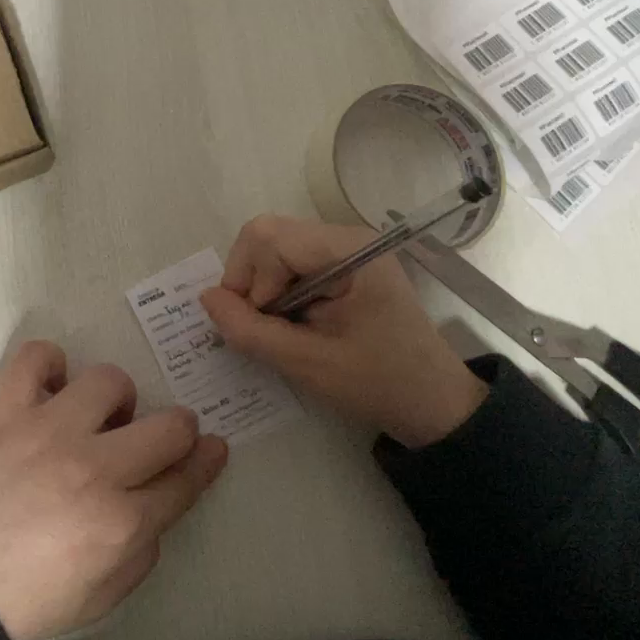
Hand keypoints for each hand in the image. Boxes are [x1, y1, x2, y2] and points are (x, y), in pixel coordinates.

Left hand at [0, 341, 228, 639]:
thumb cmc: (21, 593)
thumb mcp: (98, 599)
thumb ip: (139, 553)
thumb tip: (153, 509)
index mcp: (120, 523)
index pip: (184, 481)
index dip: (205, 463)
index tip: (213, 447)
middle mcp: (94, 467)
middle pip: (168, 427)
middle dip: (176, 431)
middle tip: (150, 440)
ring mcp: (48, 429)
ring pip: (109, 381)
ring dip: (112, 400)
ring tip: (92, 417)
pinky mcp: (6, 406)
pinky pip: (38, 357)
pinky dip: (50, 364)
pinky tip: (49, 387)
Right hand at [200, 217, 486, 448]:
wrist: (434, 405)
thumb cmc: (378, 384)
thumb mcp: (307, 365)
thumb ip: (250, 331)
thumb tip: (204, 298)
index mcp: (349, 251)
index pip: (268, 237)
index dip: (250, 280)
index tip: (264, 324)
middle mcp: (345, 236)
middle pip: (266, 234)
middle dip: (249, 279)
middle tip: (264, 324)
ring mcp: (343, 248)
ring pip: (270, 246)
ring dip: (260, 286)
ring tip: (281, 325)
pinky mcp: (339, 263)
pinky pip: (285, 261)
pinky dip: (274, 289)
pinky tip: (293, 320)